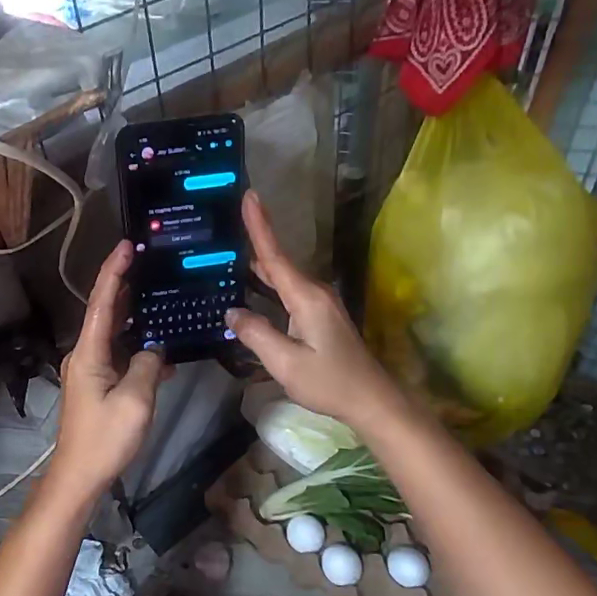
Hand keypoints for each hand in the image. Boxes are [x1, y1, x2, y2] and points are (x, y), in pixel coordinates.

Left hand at [51, 242, 166, 496]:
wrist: (79, 476)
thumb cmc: (105, 438)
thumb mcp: (135, 400)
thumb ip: (147, 365)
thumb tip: (153, 349)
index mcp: (89, 352)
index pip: (103, 301)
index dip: (114, 271)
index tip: (126, 245)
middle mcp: (85, 354)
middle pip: (106, 311)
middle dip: (125, 285)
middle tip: (149, 263)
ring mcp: (89, 370)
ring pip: (114, 332)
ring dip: (134, 315)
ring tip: (159, 296)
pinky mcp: (96, 384)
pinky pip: (118, 354)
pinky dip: (137, 346)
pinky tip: (161, 349)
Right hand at [227, 190, 408, 432]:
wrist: (371, 400)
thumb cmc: (329, 382)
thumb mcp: (285, 362)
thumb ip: (256, 334)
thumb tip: (232, 313)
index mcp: (305, 297)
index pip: (275, 255)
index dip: (260, 225)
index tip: (249, 194)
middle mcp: (314, 292)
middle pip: (278, 261)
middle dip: (254, 239)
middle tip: (224, 224)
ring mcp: (319, 302)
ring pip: (282, 276)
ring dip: (259, 263)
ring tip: (229, 252)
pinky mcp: (320, 314)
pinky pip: (288, 289)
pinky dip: (268, 282)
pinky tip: (252, 286)